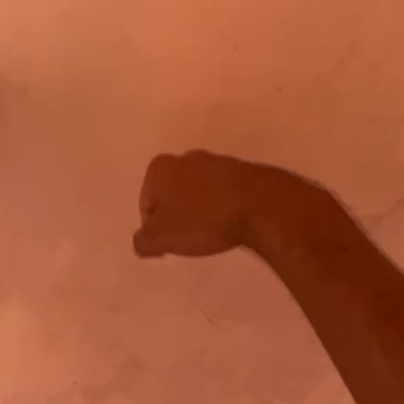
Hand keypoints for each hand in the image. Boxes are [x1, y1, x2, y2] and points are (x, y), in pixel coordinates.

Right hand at [133, 151, 325, 257]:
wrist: (262, 206)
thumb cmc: (203, 219)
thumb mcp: (161, 237)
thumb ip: (143, 241)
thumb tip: (142, 243)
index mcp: (159, 168)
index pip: (146, 204)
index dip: (154, 228)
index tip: (169, 245)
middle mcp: (185, 158)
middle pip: (172, 195)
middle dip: (177, 217)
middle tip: (189, 239)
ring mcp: (217, 162)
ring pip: (198, 193)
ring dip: (201, 212)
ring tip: (213, 234)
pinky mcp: (243, 172)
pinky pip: (223, 194)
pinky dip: (223, 208)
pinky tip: (231, 225)